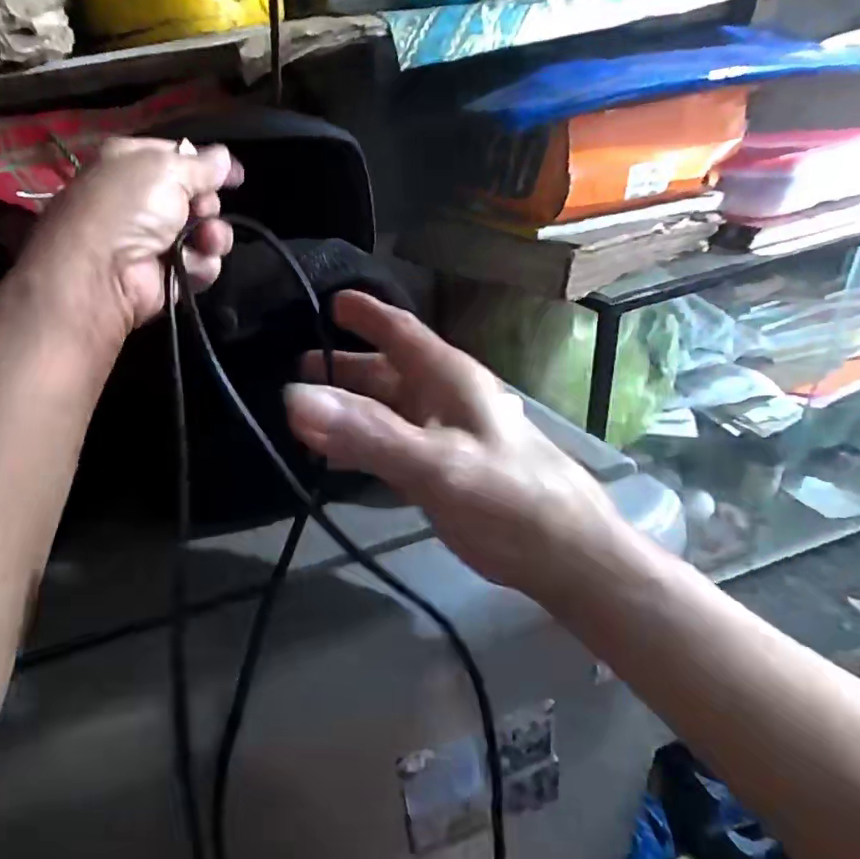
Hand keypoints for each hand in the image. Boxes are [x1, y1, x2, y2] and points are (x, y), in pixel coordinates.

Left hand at [15, 137, 242, 338]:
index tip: (234, 175)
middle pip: (196, 198)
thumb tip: (224, 158)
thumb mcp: (165, 168)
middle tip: (202, 210)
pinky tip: (189, 266)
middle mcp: (140, 202)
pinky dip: (200, 267)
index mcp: (132, 164)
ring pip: (204, 234)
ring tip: (205, 240)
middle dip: (208, 205)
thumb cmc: (127, 207)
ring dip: (212, 237)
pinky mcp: (165, 277)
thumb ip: (202, 164)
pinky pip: (200, 267)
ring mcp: (153, 243)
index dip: (208, 165)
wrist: (101, 273)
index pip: (178, 157)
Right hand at [283, 291, 633, 597]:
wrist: (567, 558)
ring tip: (300, 414)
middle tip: (292, 369)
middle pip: (384, 372)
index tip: (327, 300)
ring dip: (345, 408)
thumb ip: (369, 433)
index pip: (400, 331)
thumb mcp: (439, 464)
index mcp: (448, 379)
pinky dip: (358, 446)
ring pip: (384, 411)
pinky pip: (388, 447)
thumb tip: (294, 397)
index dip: (366, 313)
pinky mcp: (440, 473)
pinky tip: (332, 458)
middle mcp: (443, 400)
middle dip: (341, 367)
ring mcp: (442, 437)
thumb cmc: (510, 499)